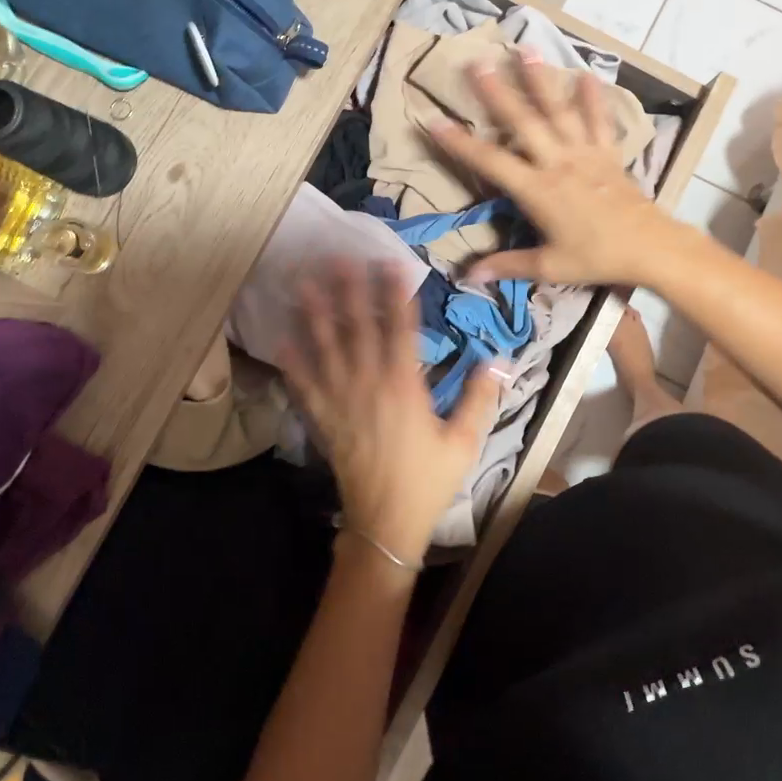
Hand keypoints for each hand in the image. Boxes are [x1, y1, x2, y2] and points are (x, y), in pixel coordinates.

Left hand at [280, 261, 501, 563]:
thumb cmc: (429, 481)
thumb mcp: (465, 442)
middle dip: (349, 290)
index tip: (391, 263)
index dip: (395, 293)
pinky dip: (293, 363)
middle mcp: (369, 386)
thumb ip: (481, 399)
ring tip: (303, 283)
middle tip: (340, 257)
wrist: (386, 523)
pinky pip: (304, 386)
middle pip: (357, 329)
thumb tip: (499, 361)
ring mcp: (341, 402)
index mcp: (405, 387)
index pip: (400, 329)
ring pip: (326, 349)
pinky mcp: (323, 421)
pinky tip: (282, 340)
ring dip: (315, 315)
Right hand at [430, 51, 687, 286]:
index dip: (460, 143)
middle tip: (477, 62)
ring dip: (541, 80)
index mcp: (537, 190)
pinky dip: (593, 98)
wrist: (649, 247)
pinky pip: (599, 121)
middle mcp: (558, 163)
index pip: (491, 161)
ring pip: (559, 111)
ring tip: (528, 50)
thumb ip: (509, 265)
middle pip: (523, 122)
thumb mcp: (550, 266)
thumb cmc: (596, 257)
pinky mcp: (608, 153)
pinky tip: (587, 74)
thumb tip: (468, 276)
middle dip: (498, 92)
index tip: (434, 120)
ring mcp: (585, 153)